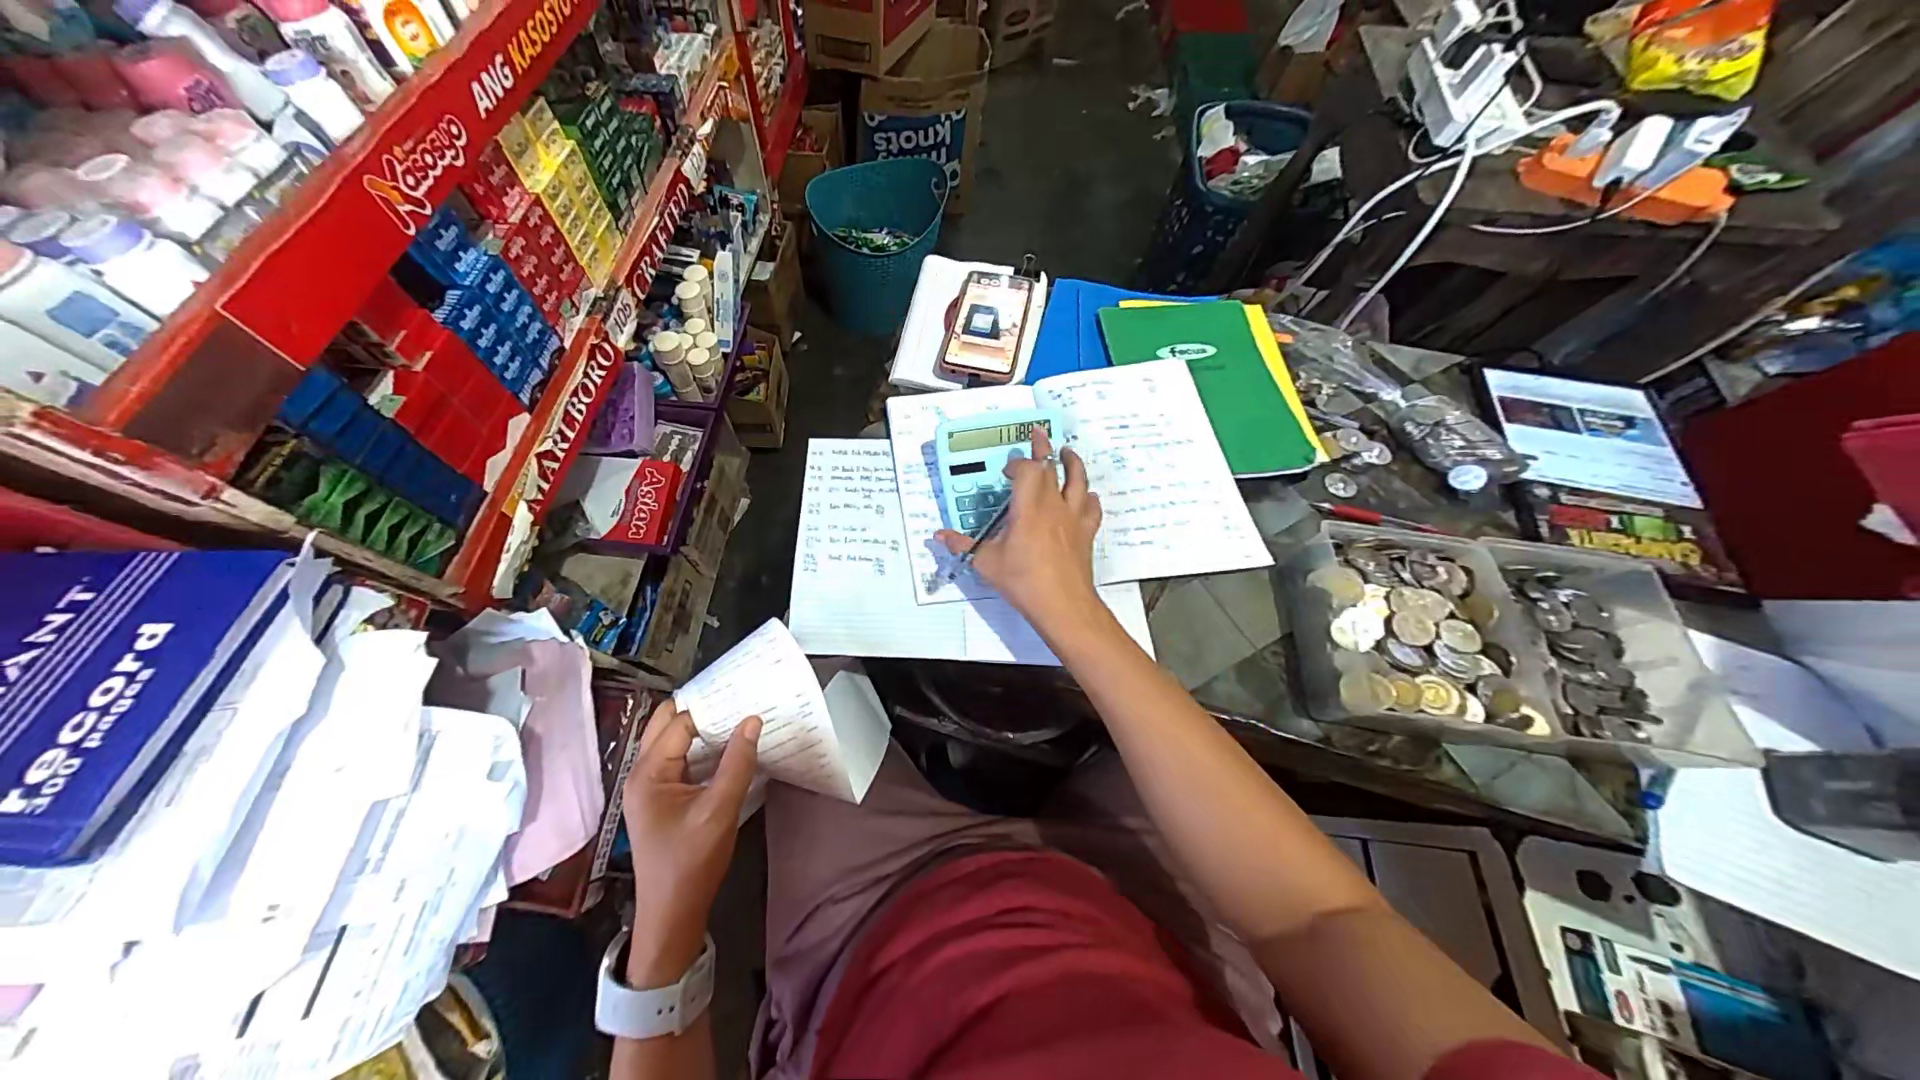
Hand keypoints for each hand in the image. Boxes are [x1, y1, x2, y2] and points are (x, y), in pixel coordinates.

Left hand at [621, 700, 759, 985]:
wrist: (673, 913)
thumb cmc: (691, 861)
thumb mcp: (719, 810)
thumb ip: (737, 763)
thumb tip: (753, 720)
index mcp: (648, 773)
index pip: (679, 723)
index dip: (710, 707)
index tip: (742, 693)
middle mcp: (643, 774)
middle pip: (668, 725)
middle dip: (701, 710)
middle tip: (738, 699)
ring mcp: (651, 787)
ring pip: (676, 742)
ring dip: (703, 730)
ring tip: (739, 717)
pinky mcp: (664, 798)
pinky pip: (683, 760)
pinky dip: (703, 749)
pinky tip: (730, 748)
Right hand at [936, 427, 1105, 636]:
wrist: (1062, 604)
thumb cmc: (1024, 582)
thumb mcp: (986, 563)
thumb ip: (964, 546)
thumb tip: (941, 536)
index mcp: (1029, 507)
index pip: (1027, 469)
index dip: (1018, 463)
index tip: (1009, 471)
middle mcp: (1054, 506)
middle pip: (1052, 467)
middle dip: (1044, 448)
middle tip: (1039, 433)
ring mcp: (1074, 518)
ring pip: (1079, 480)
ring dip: (1073, 462)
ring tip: (1068, 453)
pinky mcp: (1086, 533)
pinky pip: (1092, 507)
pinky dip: (1088, 497)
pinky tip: (1086, 496)